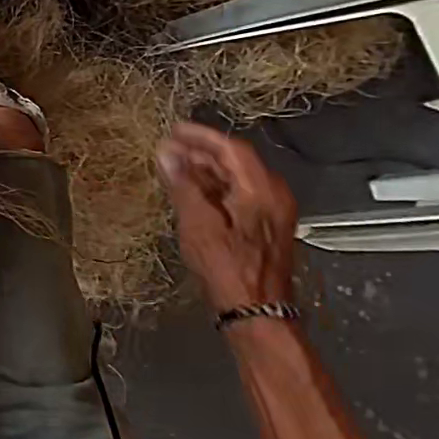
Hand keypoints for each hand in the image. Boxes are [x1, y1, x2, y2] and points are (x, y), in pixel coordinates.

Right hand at [156, 122, 297, 311]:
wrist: (256, 309)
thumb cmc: (228, 267)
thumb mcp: (198, 222)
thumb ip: (183, 184)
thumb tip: (166, 154)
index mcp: (261, 190)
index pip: (231, 149)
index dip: (201, 136)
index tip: (174, 129)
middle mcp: (272, 195)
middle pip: (236, 162)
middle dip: (201, 151)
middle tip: (168, 146)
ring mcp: (270, 212)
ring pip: (236, 178)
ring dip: (205, 169)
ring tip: (173, 164)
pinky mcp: (262, 226)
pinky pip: (237, 194)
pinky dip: (212, 186)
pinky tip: (189, 190)